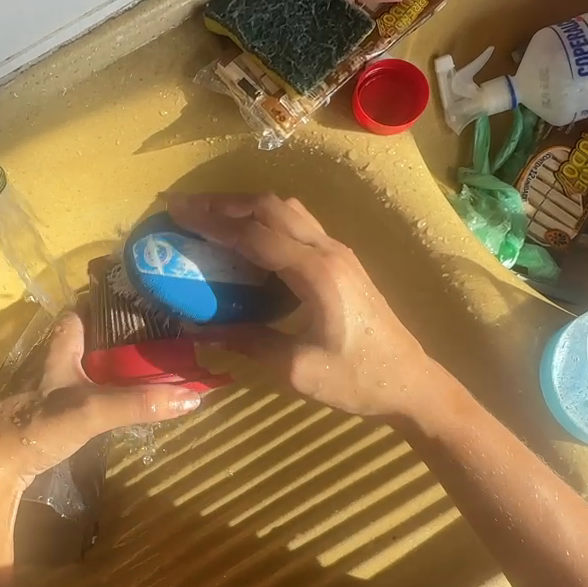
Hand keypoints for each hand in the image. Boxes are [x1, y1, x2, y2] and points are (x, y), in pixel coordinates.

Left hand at [0, 310, 203, 489]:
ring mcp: (43, 392)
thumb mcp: (92, 411)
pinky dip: (94, 394)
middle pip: (80, 340)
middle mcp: (48, 364)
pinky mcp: (42, 418)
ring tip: (140, 368)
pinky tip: (112, 404)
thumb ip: (138, 403)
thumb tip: (191, 397)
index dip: (102, 303)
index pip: (78, 313)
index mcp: (57, 350)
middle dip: (110, 337)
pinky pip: (74, 395)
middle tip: (148, 337)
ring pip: (77, 368)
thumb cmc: (37, 426)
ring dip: (103, 366)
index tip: (134, 300)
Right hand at [168, 191, 442, 419]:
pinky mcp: (340, 261)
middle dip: (223, 203)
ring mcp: (338, 252)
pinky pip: (296, 224)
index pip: (255, 234)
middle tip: (183, 208)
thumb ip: (247, 341)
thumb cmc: (357, 379)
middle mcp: (329, 251)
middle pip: (270, 207)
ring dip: (244, 206)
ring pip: (285, 209)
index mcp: (317, 273)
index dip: (212, 222)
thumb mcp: (297, 368)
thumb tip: (197, 328)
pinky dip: (263, 220)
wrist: (411, 383)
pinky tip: (243, 238)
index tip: (176, 215)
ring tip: (207, 216)